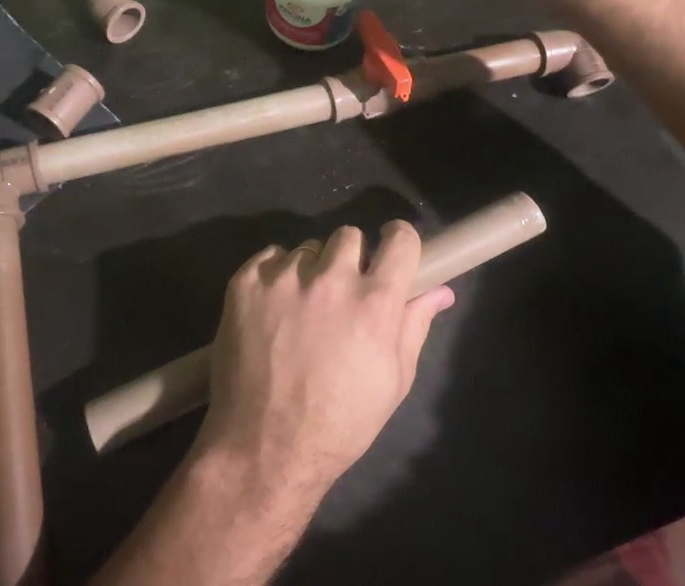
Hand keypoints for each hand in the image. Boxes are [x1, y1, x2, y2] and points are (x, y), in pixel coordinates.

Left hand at [192, 220, 455, 504]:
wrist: (264, 447)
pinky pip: (270, 258)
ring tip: (303, 309)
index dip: (399, 242)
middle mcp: (330, 280)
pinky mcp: (244, 283)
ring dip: (311, 271)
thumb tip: (440, 290)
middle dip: (351, 259)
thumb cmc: (339, 423)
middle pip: (349, 237)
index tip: (393, 252)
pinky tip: (274, 309)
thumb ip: (414, 326)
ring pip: (307, 249)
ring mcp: (283, 279)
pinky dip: (275, 275)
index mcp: (374, 302)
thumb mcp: (392, 382)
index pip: (399, 240)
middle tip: (343, 292)